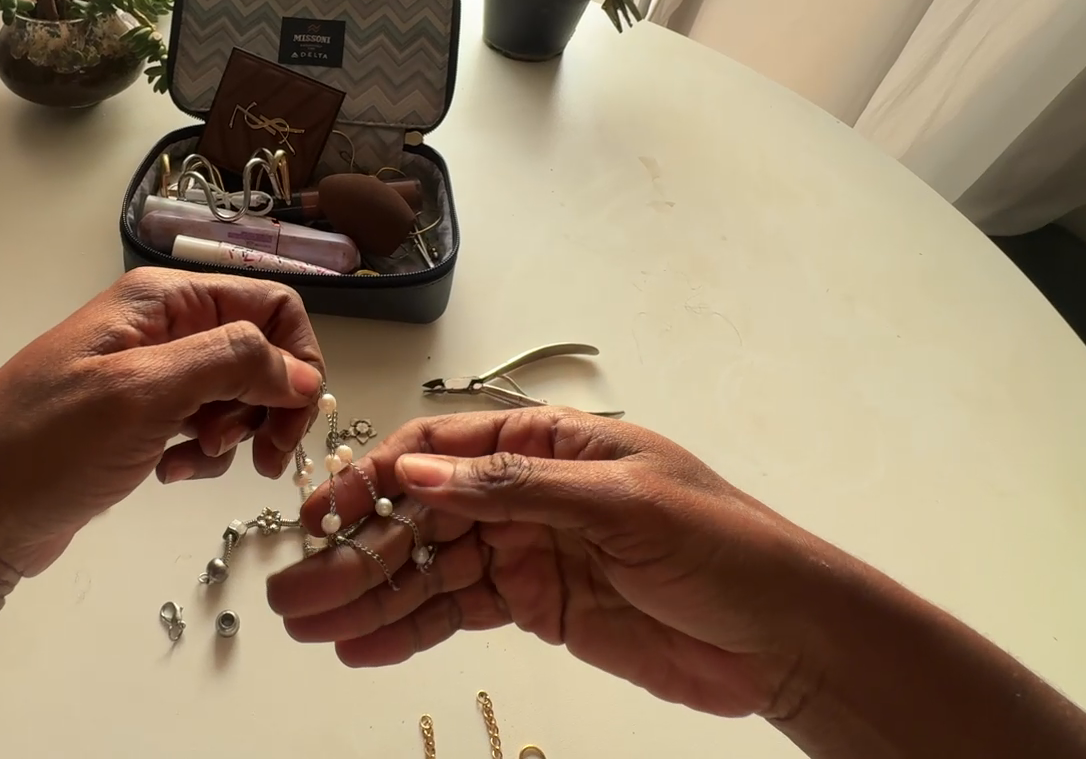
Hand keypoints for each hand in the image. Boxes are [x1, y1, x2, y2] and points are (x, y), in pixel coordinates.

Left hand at [0, 268, 324, 590]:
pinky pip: (200, 427)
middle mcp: (163, 328)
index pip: (268, 305)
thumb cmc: (49, 442)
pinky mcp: (140, 422)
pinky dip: (199, 455)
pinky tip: (168, 475)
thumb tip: (305, 373)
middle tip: (256, 452)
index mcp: (165, 300)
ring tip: (190, 461)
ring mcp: (150, 376)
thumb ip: (232, 364)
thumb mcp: (146, 392)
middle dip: (265, 402)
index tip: (291, 414)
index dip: (293, 356)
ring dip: (231, 433)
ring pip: (234, 393)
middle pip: (258, 351)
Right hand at [266, 409, 866, 718]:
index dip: (375, 476)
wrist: (788, 641)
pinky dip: (407, 629)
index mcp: (536, 443)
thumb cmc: (718, 544)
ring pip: (426, 569)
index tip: (324, 511)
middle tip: (297, 588)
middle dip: (355, 549)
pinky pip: (454, 613)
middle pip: (417, 515)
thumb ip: (513, 486)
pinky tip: (359, 644)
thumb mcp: (620, 501)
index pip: (437, 449)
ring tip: (309, 621)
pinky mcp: (528, 607)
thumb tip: (415, 470)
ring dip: (367, 593)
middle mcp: (516, 491)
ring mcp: (518, 550)